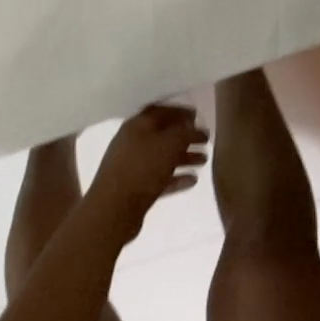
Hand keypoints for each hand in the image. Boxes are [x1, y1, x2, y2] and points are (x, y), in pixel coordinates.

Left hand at [86, 104, 208, 243]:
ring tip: (204, 160)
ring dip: (183, 157)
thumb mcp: (168, 145)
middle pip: (162, 135)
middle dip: (185, 137)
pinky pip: (160, 178)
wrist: (114, 209)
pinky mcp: (136, 188)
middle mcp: (133, 142)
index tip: (198, 116)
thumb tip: (193, 126)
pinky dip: (176, 177)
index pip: (160, 111)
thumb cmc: (142, 169)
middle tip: (206, 141)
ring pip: (162, 157)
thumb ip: (184, 133)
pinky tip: (193, 181)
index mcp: (137, 125)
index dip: (179, 112)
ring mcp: (133, 166)